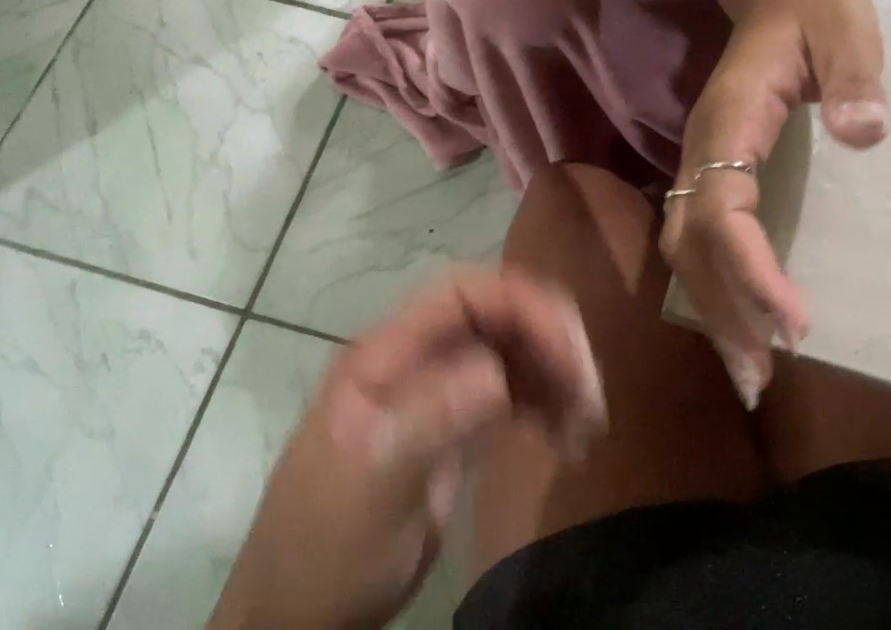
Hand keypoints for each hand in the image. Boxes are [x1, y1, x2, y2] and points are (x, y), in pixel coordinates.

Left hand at [206, 271, 604, 629]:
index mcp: (385, 356)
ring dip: (558, 376)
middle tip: (589, 393)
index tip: (568, 349)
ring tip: (588, 423)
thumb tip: (499, 373)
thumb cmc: (325, 549)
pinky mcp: (461, 427)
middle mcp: (417, 361)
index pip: (461, 293)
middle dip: (550, 342)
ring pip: (515, 354)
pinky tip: (570, 440)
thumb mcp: (374, 485)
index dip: (520, 303)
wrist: (301, 614)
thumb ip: (430, 419)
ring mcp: (440, 392)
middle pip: (498, 318)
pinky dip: (550, 407)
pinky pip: (517, 395)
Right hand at [660, 0, 886, 409]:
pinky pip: (700, 240)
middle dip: (723, 310)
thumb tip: (863, 134)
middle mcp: (703, 149)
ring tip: (749, 370)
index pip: (723, 208)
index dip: (749, 269)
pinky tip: (741, 321)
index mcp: (730, 118)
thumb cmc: (816, 8)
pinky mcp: (715, 172)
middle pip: (692, 243)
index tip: (794, 319)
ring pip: (687, 249)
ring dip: (713, 309)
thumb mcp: (846, 27)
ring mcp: (703, 161)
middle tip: (761, 377)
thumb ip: (853, 75)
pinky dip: (716, 287)